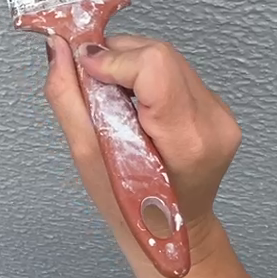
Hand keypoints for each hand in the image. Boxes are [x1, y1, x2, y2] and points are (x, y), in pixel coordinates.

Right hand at [44, 35, 242, 254]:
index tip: (85, 69)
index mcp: (185, 139)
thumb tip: (57, 49)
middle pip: (159, 54)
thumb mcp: (85, 154)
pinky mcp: (217, 107)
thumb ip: (67, 96)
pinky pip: (175, 69)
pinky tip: (132, 101)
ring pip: (166, 57)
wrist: (172, 228)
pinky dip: (145, 75)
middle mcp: (212, 121)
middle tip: (91, 81)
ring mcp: (219, 112)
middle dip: (117, 58)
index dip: (113, 59)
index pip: (154, 65)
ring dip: (129, 64)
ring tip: (110, 96)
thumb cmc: (130, 204)